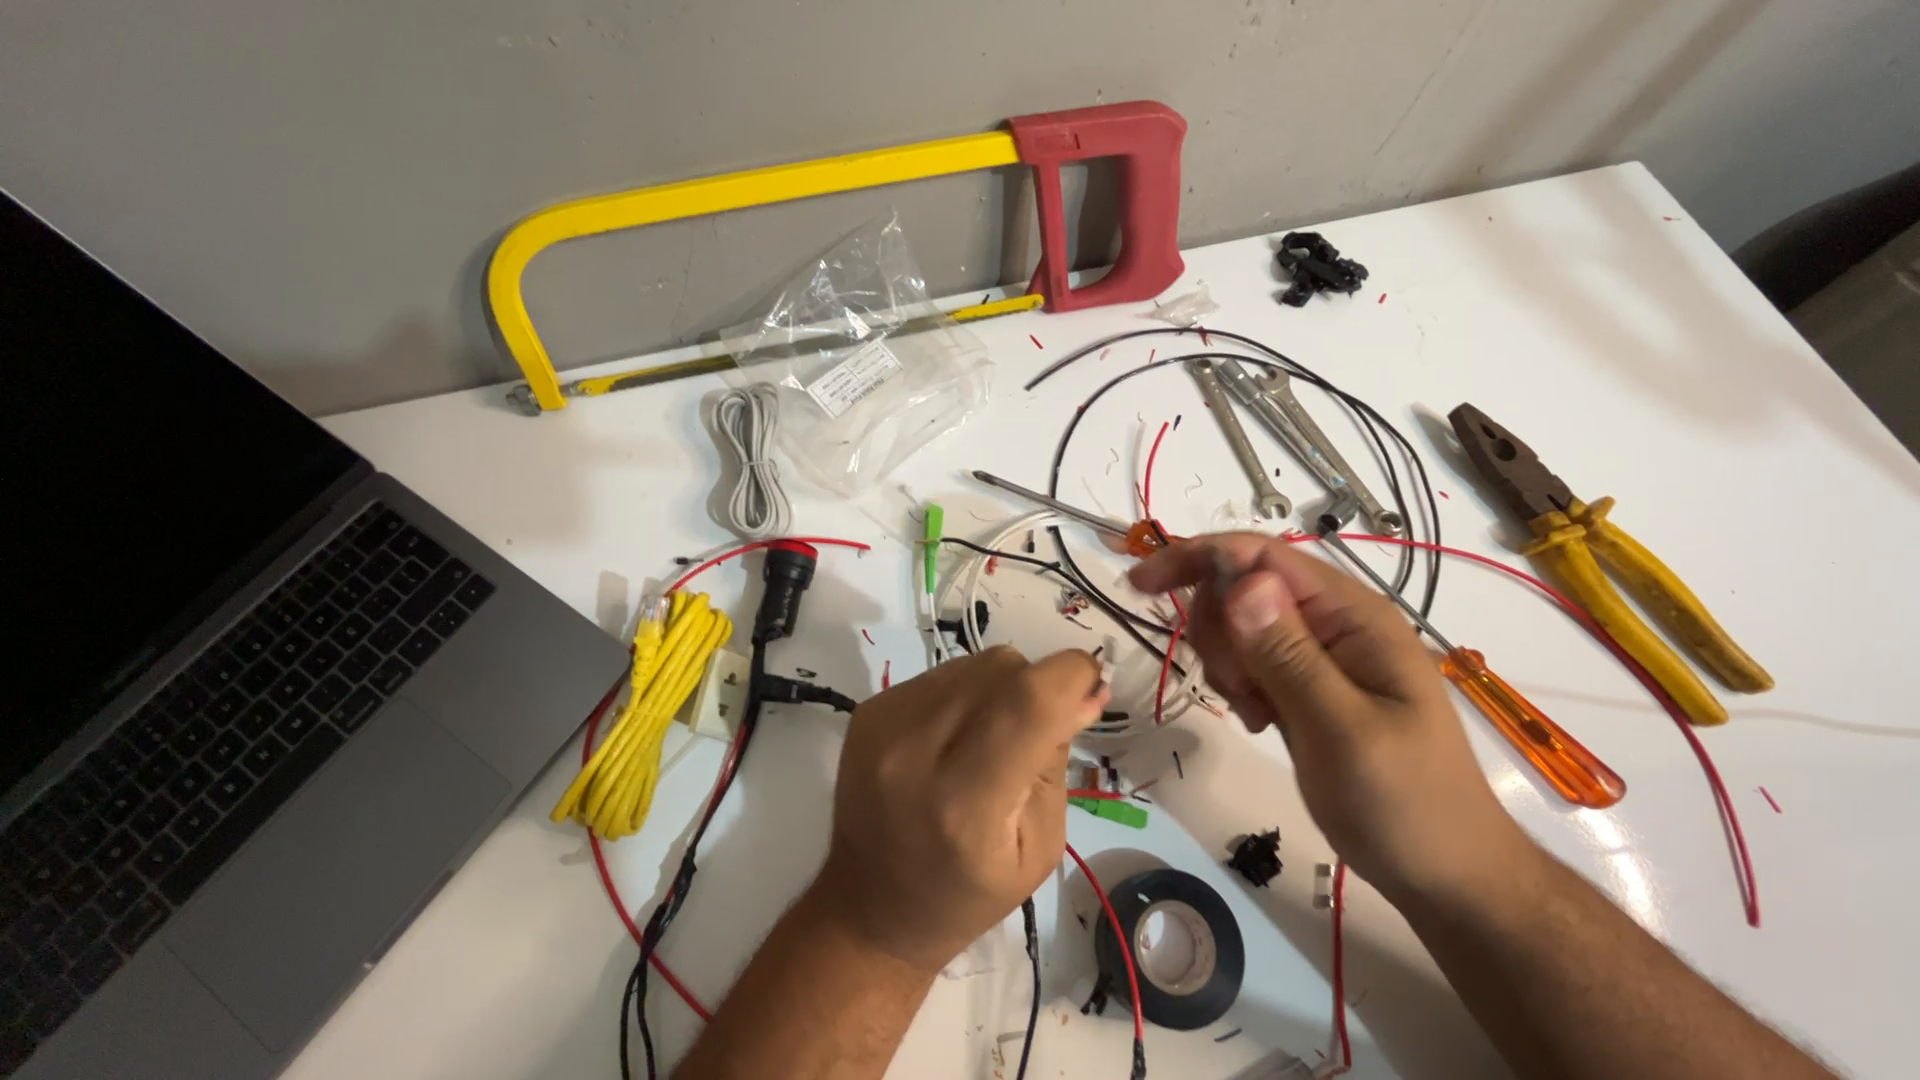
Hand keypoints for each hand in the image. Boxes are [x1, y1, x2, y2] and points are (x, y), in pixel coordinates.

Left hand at [810, 645, 1108, 973]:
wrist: (869, 905)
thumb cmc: (966, 893)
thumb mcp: (1038, 848)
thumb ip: (1056, 762)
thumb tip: (1085, 692)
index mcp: (967, 803)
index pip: (1029, 703)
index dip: (1071, 678)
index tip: (1092, 688)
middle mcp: (917, 751)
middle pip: (1003, 669)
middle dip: (1039, 686)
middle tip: (1038, 730)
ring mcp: (886, 724)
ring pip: (975, 663)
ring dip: (1001, 688)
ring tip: (991, 738)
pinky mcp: (870, 709)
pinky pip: (943, 673)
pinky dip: (967, 694)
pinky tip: (957, 737)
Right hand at [1129, 533, 1531, 902]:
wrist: (1441, 871)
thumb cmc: (1404, 803)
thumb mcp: (1342, 730)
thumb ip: (1289, 656)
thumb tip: (1240, 582)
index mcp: (1354, 616)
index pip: (1262, 556)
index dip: (1198, 558)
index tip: (1140, 586)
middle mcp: (1336, 622)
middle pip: (1243, 585)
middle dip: (1217, 627)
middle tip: (1236, 689)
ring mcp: (1322, 653)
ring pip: (1240, 623)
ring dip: (1227, 660)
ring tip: (1253, 711)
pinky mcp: (1308, 684)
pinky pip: (1252, 659)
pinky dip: (1239, 683)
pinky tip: (1259, 720)